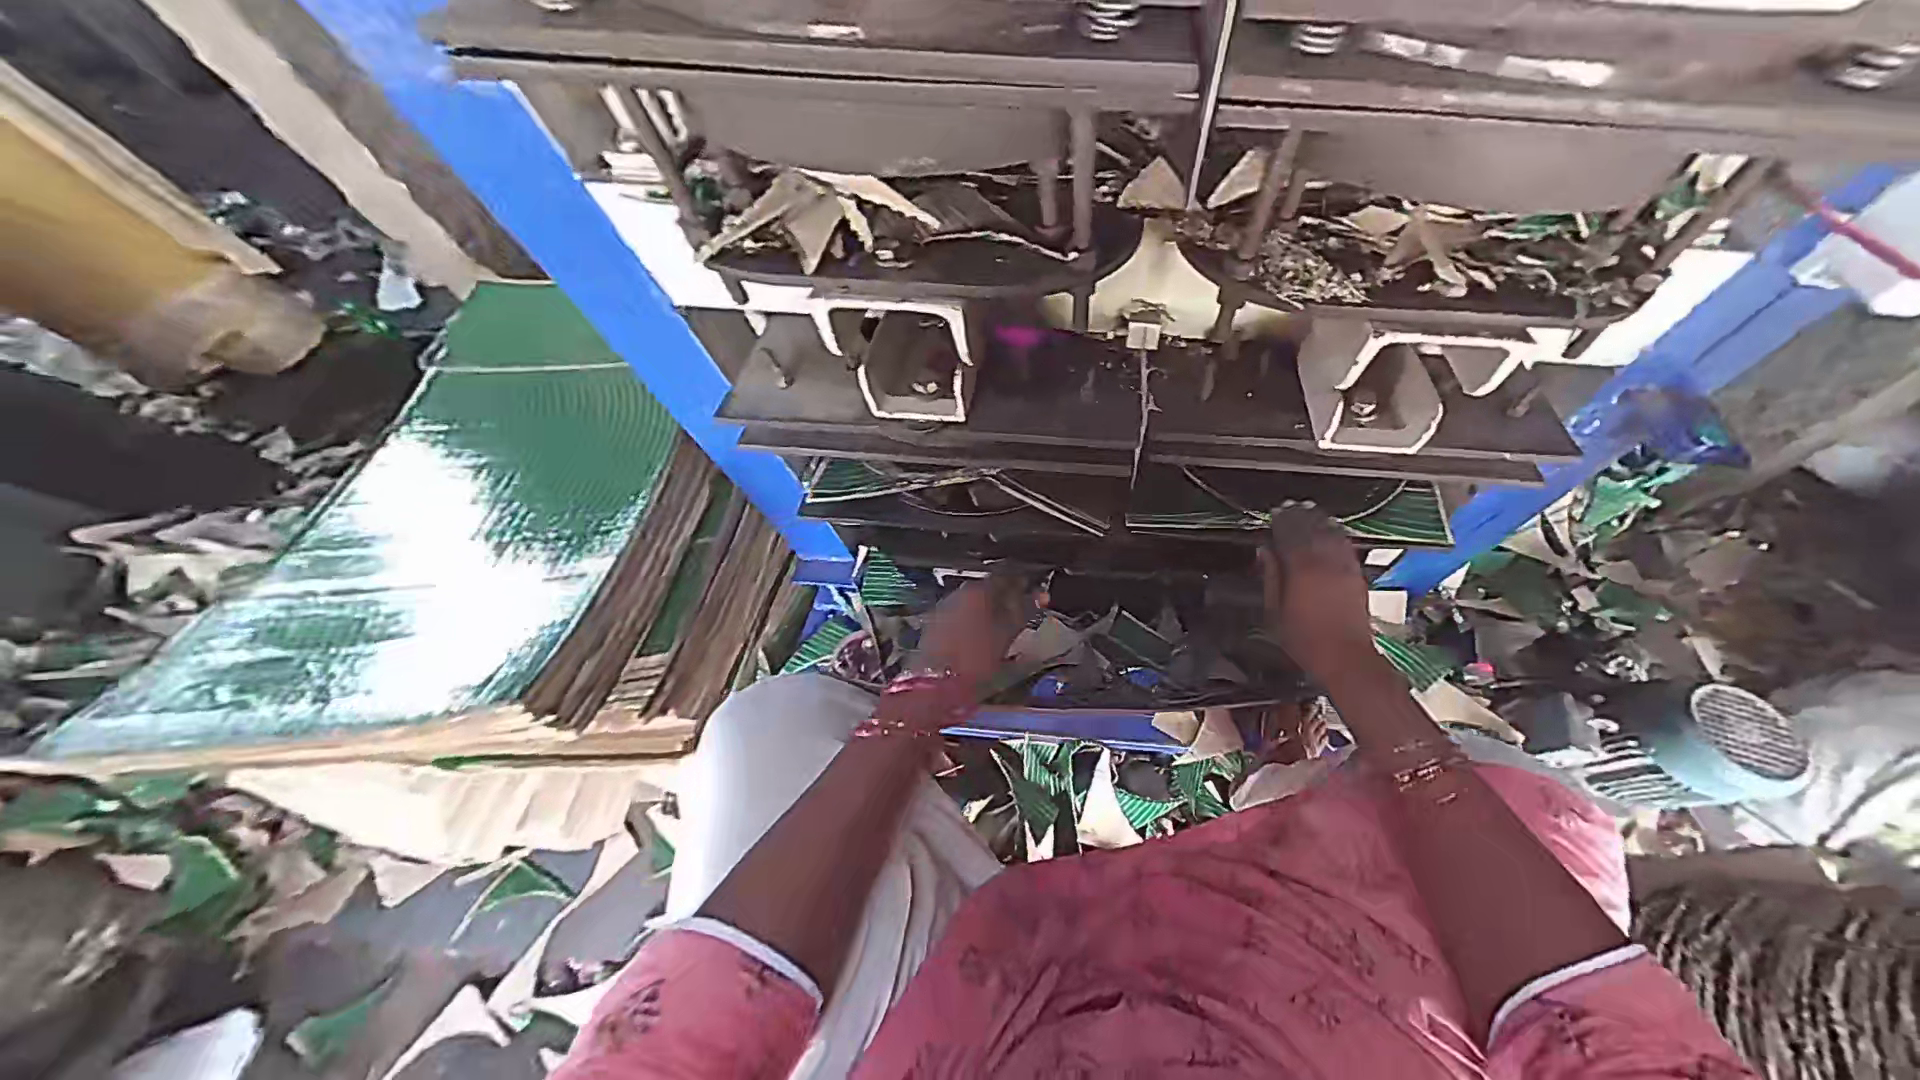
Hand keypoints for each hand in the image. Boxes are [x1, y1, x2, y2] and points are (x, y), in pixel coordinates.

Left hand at [910, 571, 1044, 701]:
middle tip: (1022, 608)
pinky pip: (960, 614)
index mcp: (978, 590)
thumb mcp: (1006, 634)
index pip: (1006, 574)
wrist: (934, 684)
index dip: (1022, 581)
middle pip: (987, 586)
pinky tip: (980, 634)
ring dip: (989, 608)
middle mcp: (958, 592)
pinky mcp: (934, 624)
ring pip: (973, 601)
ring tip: (1003, 624)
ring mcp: (943, 607)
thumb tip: (1039, 595)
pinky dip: (973, 619)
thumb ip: (1024, 610)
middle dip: (1005, 595)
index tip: (1035, 590)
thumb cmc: (975, 659)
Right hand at [1258, 507, 1378, 684]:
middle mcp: (1325, 563)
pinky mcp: (1357, 575)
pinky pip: (1346, 546)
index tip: (1274, 512)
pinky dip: (1337, 534)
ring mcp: (1344, 568)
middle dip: (1300, 516)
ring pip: (1331, 535)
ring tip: (1310, 511)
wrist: (1345, 656)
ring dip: (1320, 521)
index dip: (1282, 522)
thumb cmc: (1304, 638)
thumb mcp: (1275, 610)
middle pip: (1312, 530)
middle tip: (1290, 507)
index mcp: (1301, 569)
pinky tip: (1331, 529)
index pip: (1290, 535)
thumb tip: (1265, 552)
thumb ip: (1271, 576)